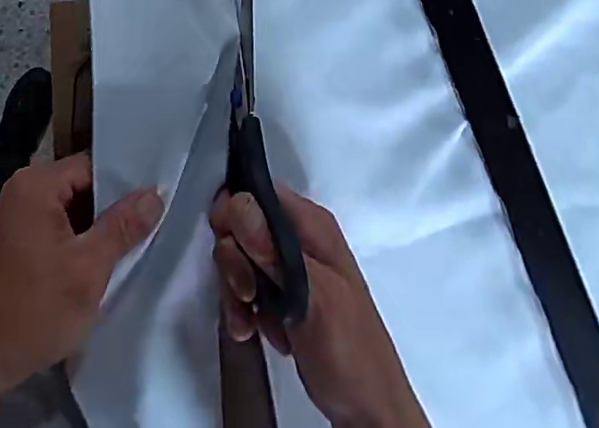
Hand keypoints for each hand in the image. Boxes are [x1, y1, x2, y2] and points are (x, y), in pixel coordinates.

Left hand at [0, 153, 163, 398]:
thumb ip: (122, 227)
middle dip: (113, 208)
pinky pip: (60, 226)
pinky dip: (80, 241)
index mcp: (36, 184)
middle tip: (151, 226)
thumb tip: (154, 195)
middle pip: (83, 185)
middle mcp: (24, 189)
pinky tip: (103, 261)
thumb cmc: (33, 310)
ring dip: (98, 229)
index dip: (125, 184)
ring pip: (73, 209)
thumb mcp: (87, 270)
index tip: (157, 203)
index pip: (92, 166)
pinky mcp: (19, 239)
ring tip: (133, 245)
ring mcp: (19, 214)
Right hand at [211, 187, 428, 427]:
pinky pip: (245, 285)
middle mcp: (299, 238)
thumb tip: (239, 203)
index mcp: (311, 225)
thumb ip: (273, 249)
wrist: (368, 410)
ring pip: (239, 257)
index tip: (231, 249)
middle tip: (246, 292)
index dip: (233, 215)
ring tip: (250, 320)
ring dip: (235, 291)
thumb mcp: (313, 296)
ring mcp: (289, 266)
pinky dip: (241, 307)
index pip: (256, 192)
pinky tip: (253, 328)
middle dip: (234, 262)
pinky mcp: (281, 293)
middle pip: (241, 226)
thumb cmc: (351, 352)